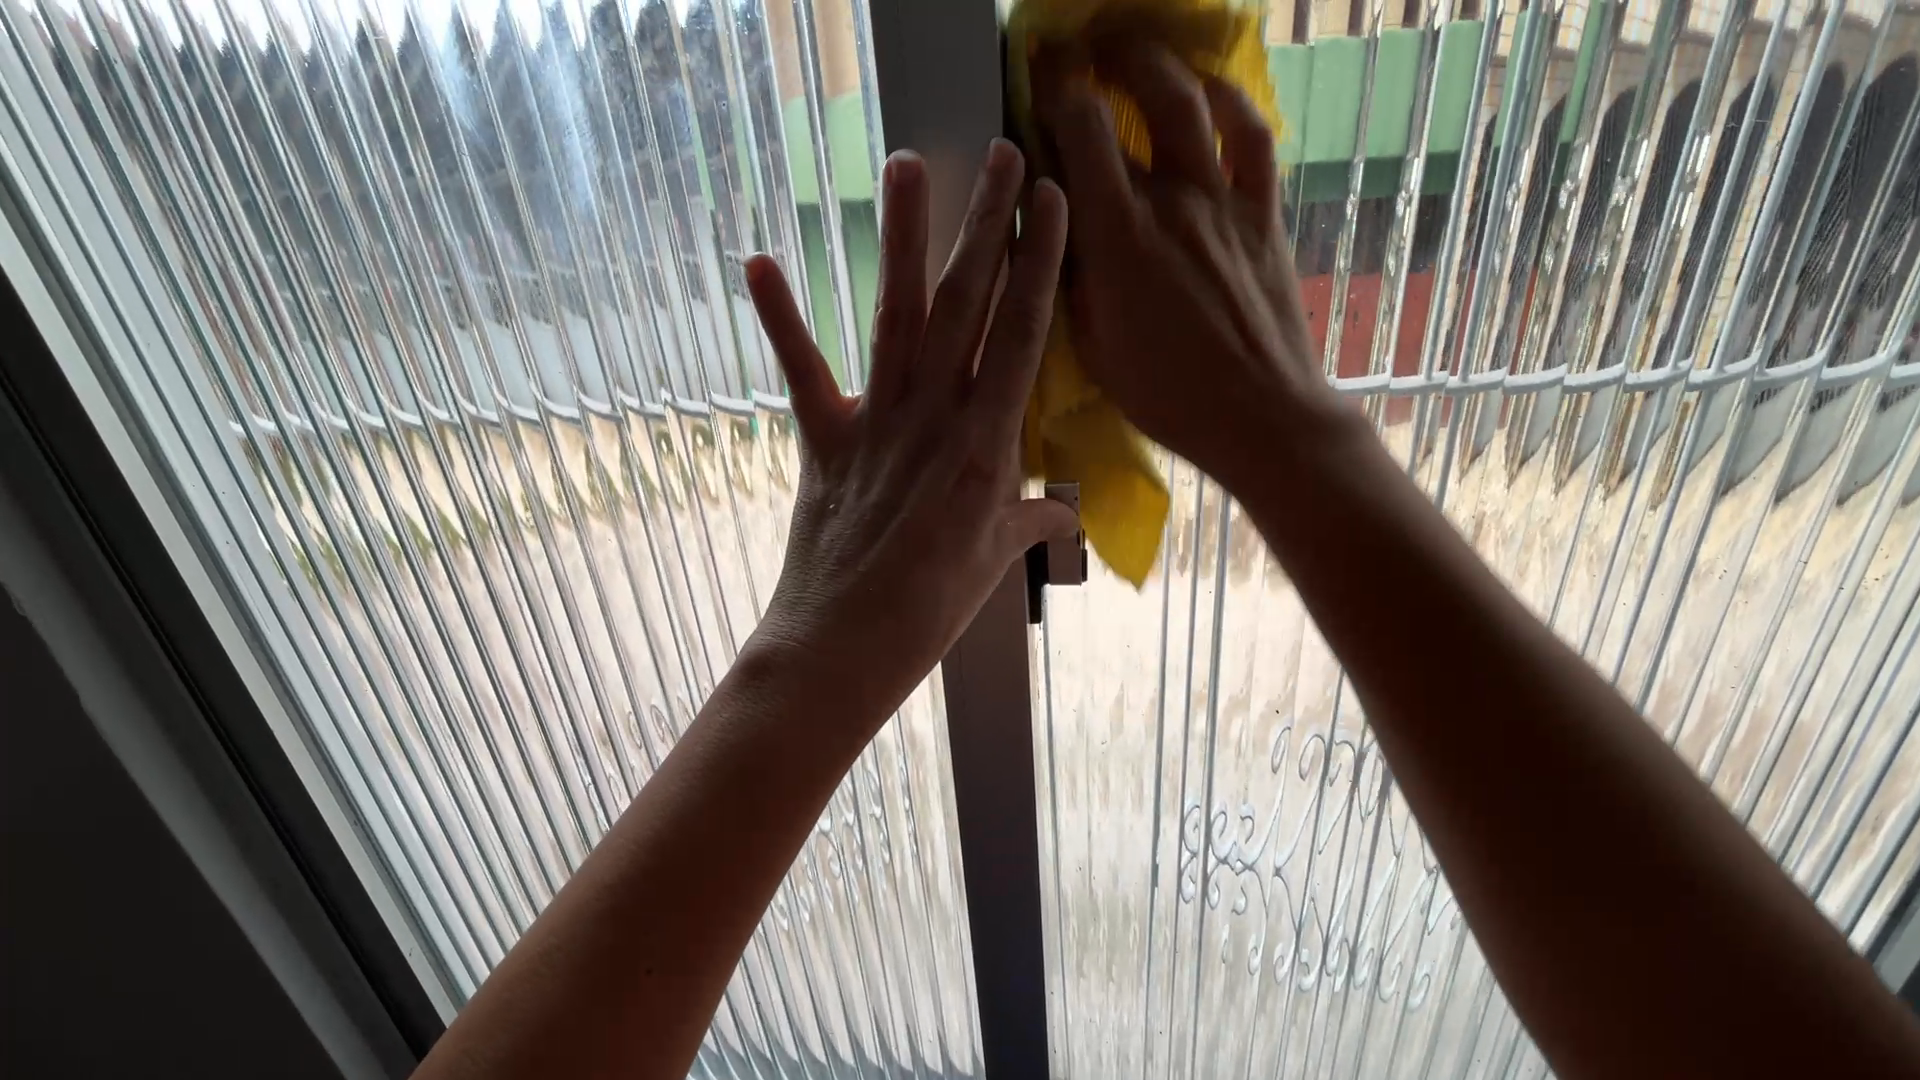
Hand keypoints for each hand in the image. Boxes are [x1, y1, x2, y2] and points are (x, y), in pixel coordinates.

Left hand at [743, 140, 1074, 726]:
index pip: (1022, 336)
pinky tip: (757, 260)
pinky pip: (802, 371)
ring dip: (901, 239)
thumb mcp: (995, 561)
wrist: (844, 645)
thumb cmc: (930, 610)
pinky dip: (780, 318)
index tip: (1049, 202)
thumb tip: (1062, 516)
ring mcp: (875, 423)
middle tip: (1000, 149)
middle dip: (986, 224)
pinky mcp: (824, 439)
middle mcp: (934, 417)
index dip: (1038, 264)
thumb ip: (1030, 523)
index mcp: (986, 445)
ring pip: (893, 316)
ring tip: (907, 166)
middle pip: (964, 306)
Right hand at [1032, 40, 1347, 491]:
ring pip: (1194, 103)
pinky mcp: (1264, 214)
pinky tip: (1208, 92)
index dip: (1054, 89)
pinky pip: (1251, 139)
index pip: (1079, 134)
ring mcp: (1225, 202)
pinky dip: (1229, 103)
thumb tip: (1050, 225)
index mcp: (1118, 238)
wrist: (1260, 415)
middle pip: (1135, 100)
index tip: (1036, 70)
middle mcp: (1172, 201)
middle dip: (1100, 60)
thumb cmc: (1166, 394)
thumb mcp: (1092, 345)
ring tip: (1134, 51)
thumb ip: (1068, 277)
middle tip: (1079, 49)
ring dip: (1159, 63)